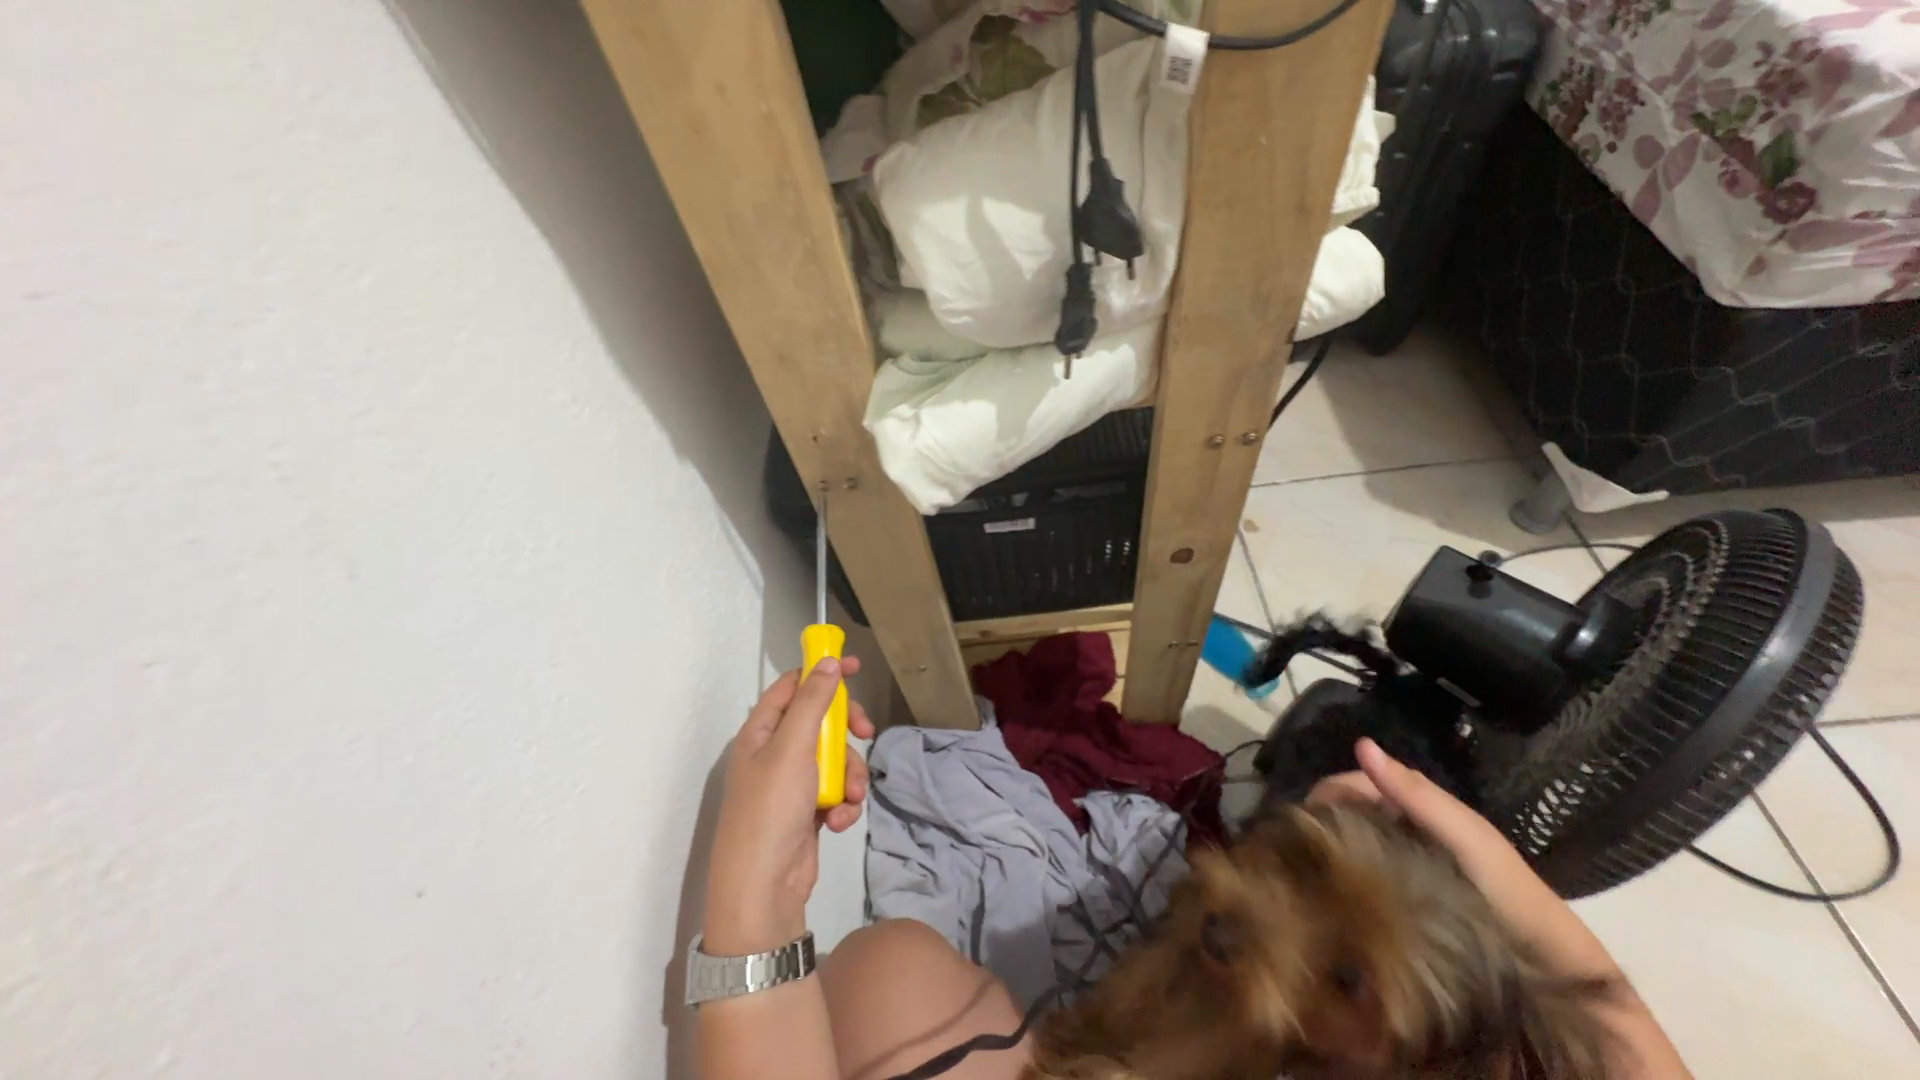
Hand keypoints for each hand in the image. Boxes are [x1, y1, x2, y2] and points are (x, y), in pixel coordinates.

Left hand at [703, 657, 875, 955]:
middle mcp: (774, 754)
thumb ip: (813, 703)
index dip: (822, 673)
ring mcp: (792, 785)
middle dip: (846, 731)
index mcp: (760, 732)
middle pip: (820, 722)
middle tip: (866, 732)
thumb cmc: (771, 809)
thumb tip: (828, 662)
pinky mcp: (808, 812)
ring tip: (850, 797)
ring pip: (835, 760)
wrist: (763, 886)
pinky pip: (836, 792)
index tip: (855, 666)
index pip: (792, 687)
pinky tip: (841, 820)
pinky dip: (844, 803)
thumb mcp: (793, 748)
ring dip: (851, 775)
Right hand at [1310, 740, 1612, 977]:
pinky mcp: (1400, 911)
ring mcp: (1403, 874)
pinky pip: (1360, 884)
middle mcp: (1407, 837)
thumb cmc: (1510, 895)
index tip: (1303, 813)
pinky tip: (1321, 893)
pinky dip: (1339, 881)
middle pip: (1352, 814)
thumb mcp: (1468, 838)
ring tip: (1300, 867)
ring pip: (1352, 847)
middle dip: (1322, 818)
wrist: (1553, 976)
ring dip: (1326, 848)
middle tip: (1296, 843)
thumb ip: (1420, 797)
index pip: (1363, 785)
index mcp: (1421, 814)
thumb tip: (1360, 743)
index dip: (1333, 790)